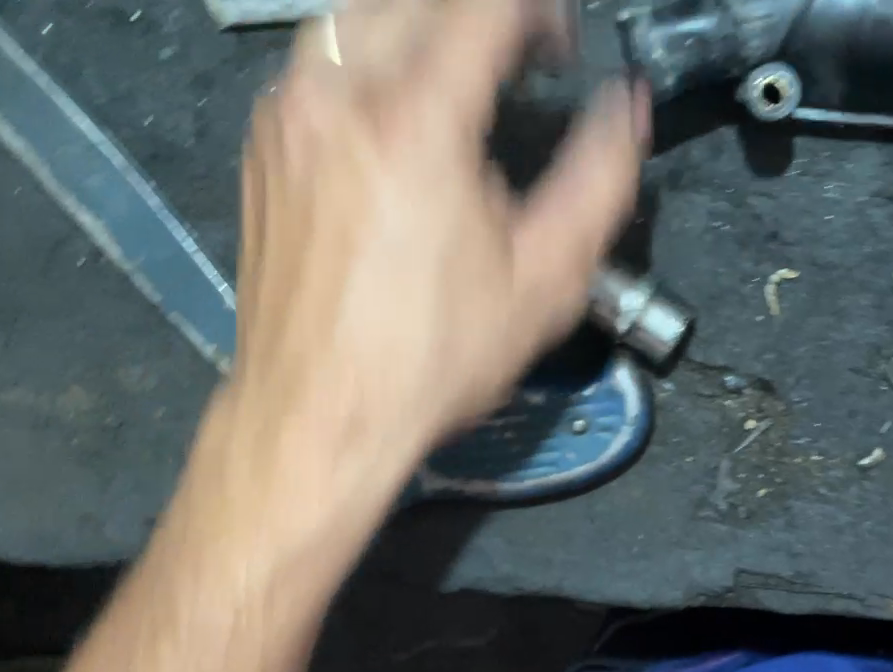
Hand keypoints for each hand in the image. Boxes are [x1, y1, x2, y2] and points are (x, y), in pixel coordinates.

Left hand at [215, 0, 646, 511]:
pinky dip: (374, 61)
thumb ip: (601, 179)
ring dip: (425, 26)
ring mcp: (289, 116)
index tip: (564, 47)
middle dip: (485, 14)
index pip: (485, 7)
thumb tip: (627, 110)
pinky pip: (321, 62)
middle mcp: (339, 95)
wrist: (322, 411)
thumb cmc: (433, 359)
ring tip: (468, 79)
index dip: (541, 13)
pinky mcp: (266, 147)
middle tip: (528, 60)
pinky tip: (403, 117)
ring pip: (359, 15)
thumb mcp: (547, 280)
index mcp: (416, 121)